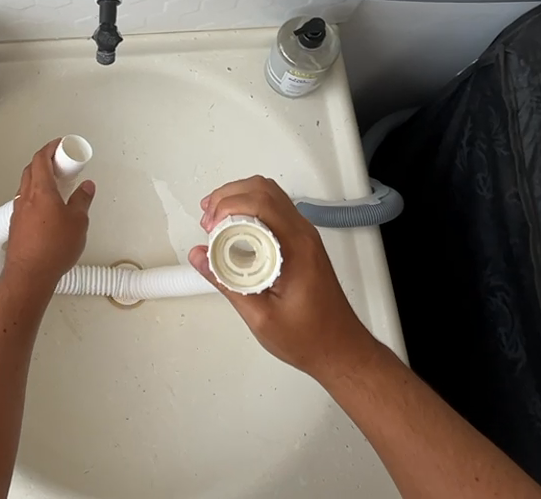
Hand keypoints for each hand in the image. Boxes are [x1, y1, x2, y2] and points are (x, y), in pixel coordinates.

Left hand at [1, 139, 95, 293]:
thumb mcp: (78, 222)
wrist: (29, 275)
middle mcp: (26, 197)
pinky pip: (25, 202)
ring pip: (26, 185)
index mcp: (41, 190)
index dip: (51, 148)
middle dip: (44, 160)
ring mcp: (18, 211)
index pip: (41, 158)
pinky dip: (35, 196)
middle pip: (31, 169)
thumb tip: (86, 189)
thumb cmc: (51, 250)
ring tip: (54, 184)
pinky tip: (45, 207)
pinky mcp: (16, 225)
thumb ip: (82, 201)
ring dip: (39, 178)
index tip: (60, 145)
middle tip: (59, 161)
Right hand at [189, 175, 370, 374]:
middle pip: (264, 190)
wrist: (340, 350)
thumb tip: (200, 256)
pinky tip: (233, 226)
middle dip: (228, 197)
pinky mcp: (301, 241)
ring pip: (269, 194)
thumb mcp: (260, 317)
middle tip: (208, 221)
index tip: (211, 227)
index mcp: (297, 247)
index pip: (262, 203)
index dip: (229, 206)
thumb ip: (226, 283)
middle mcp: (303, 234)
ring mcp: (304, 235)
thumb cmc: (310, 337)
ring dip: (237, 198)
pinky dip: (248, 207)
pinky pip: (273, 208)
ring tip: (215, 220)